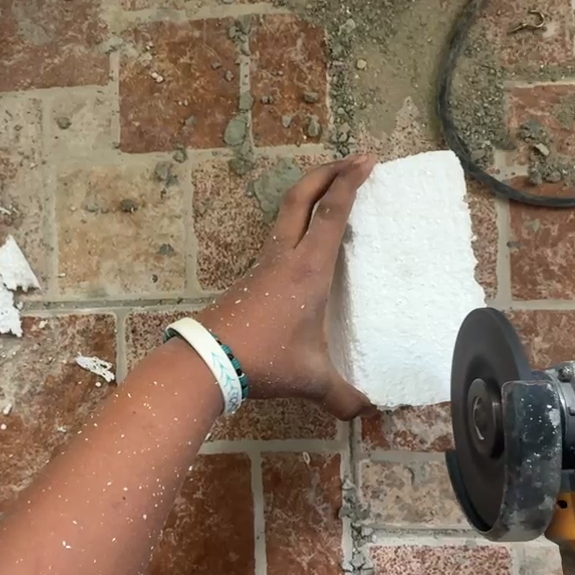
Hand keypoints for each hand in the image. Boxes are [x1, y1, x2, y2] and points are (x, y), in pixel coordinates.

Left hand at [199, 155, 375, 420]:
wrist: (207, 360)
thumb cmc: (263, 360)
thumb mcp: (311, 379)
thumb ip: (343, 396)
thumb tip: (367, 413)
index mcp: (308, 269)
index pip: (332, 213)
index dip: (350, 183)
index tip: (367, 162)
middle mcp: (284, 257)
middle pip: (301, 197)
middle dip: (327, 172)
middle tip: (351, 161)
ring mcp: (263, 265)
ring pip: (285, 216)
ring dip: (308, 197)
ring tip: (329, 194)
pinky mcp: (249, 279)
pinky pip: (277, 239)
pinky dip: (295, 226)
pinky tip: (304, 246)